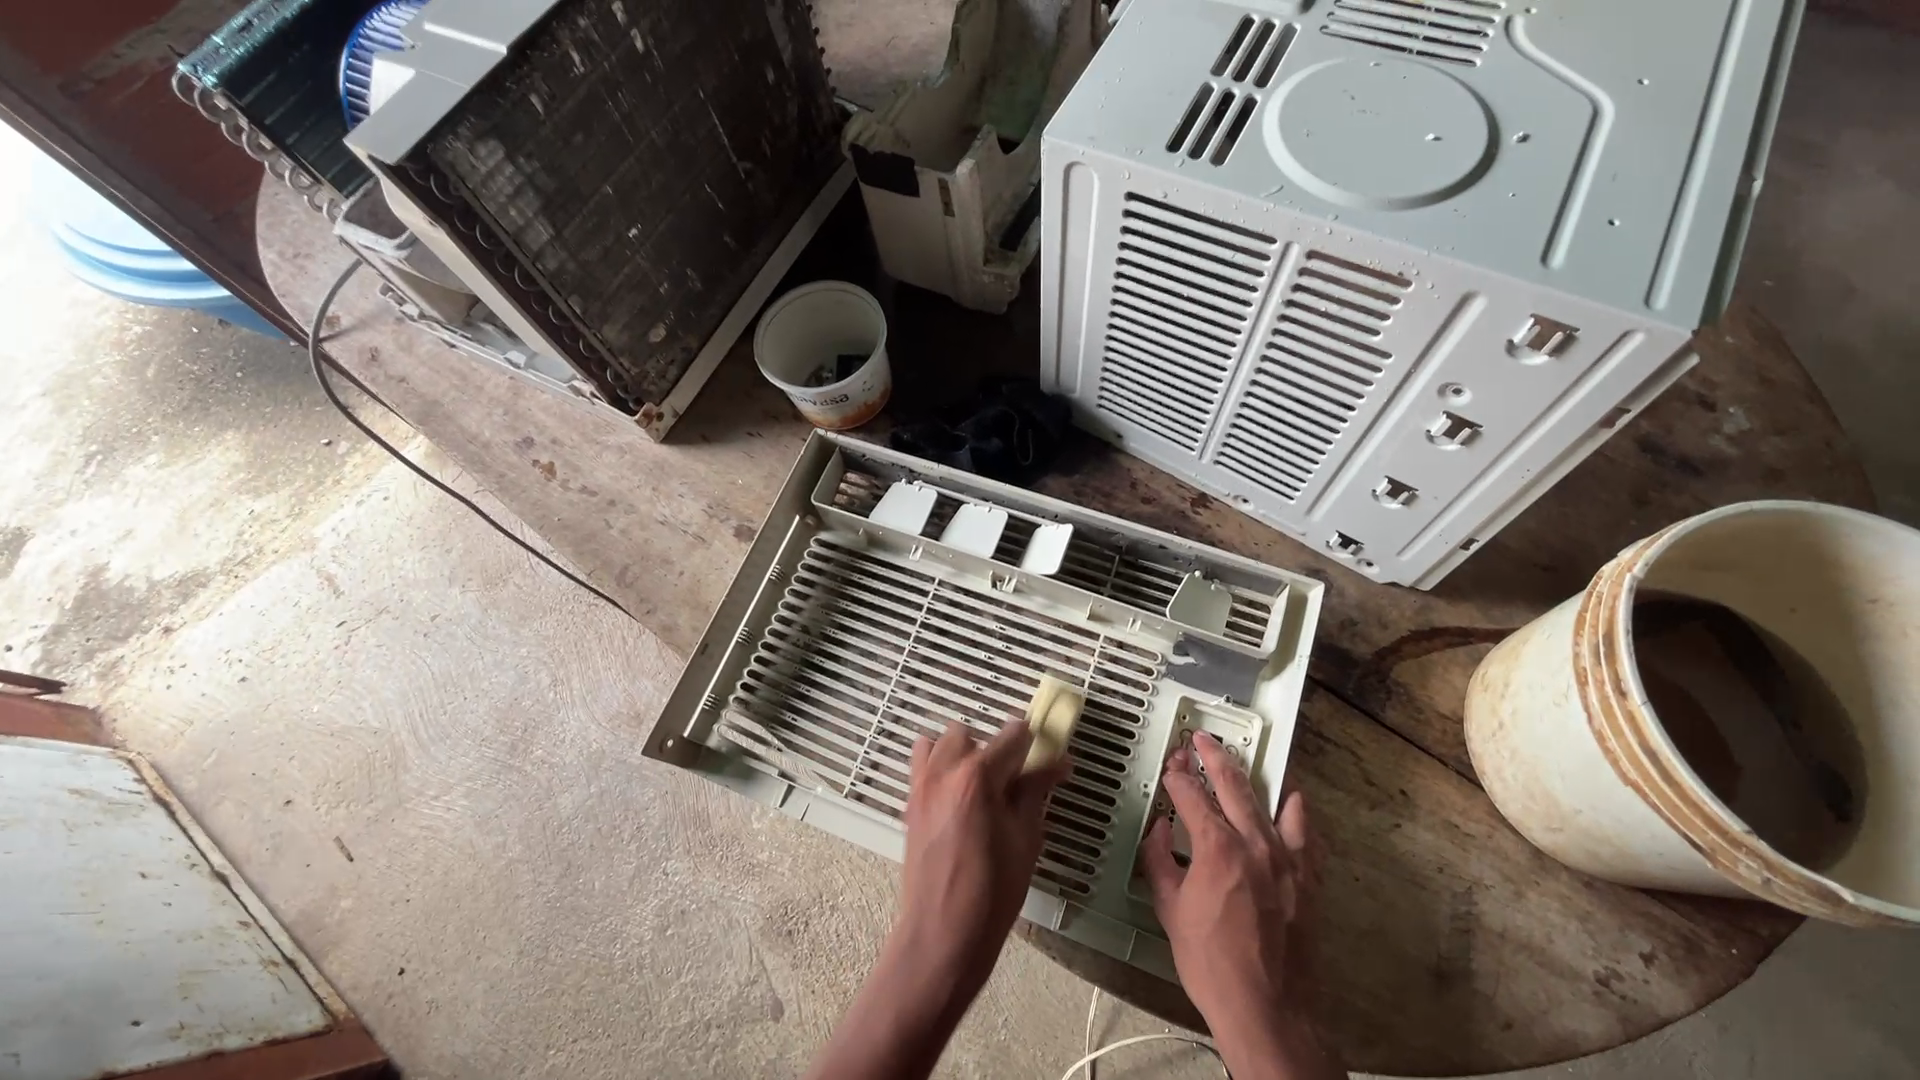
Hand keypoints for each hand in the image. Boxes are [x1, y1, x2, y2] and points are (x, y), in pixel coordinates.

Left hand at [893, 719, 1067, 987]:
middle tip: (1014, 780)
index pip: (1012, 736)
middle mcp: (943, 771)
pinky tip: (959, 798)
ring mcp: (921, 785)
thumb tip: (1056, 763)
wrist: (943, 931)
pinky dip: (940, 767)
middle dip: (995, 749)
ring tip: (982, 787)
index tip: (1048, 757)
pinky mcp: (910, 803)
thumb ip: (1035, 791)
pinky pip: (923, 765)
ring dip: (963, 753)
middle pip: (972, 734)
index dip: (1035, 743)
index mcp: (977, 777)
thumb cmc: (993, 891)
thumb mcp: (1026, 837)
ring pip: (942, 743)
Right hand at [1142, 732, 1340, 1079]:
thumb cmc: (1212, 964)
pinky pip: (1305, 835)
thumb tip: (1159, 830)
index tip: (1172, 766)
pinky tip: (1293, 800)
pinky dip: (1296, 813)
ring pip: (1268, 802)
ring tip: (1237, 761)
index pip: (1192, 797)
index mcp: (1216, 849)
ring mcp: (1287, 860)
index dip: (1178, 777)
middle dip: (1212, 758)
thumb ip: (1160, 860)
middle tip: (1200, 740)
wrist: (1267, 1008)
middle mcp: (1255, 844)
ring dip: (1249, 777)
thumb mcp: (1170, 910)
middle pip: (1232, 785)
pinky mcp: (1307, 880)